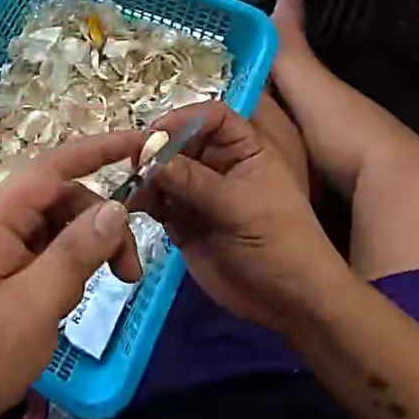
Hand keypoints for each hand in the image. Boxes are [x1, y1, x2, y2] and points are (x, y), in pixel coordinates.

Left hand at [0, 133, 145, 418]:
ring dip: (86, 249)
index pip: (56, 165)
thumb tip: (117, 207)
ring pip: (57, 224)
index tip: (146, 144)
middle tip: (130, 274)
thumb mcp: (33, 307)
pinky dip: (66, 266)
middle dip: (102, 224)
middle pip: (63, 198)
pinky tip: (66, 299)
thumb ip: (76, 254)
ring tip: (91, 294)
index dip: (102, 149)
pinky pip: (43, 248)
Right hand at [133, 101, 346, 332]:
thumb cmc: (280, 244)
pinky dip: (142, 199)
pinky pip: (155, 199)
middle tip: (136, 161)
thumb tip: (153, 159)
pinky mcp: (181, 217)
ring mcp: (196, 190)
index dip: (186, 118)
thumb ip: (196, 182)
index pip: (213, 117)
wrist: (287, 302)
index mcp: (244, 149)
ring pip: (162, 169)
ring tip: (132, 187)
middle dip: (157, 147)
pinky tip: (131, 204)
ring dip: (145, 174)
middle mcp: (217, 162)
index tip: (158, 132)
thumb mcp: (241, 208)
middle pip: (180, 139)